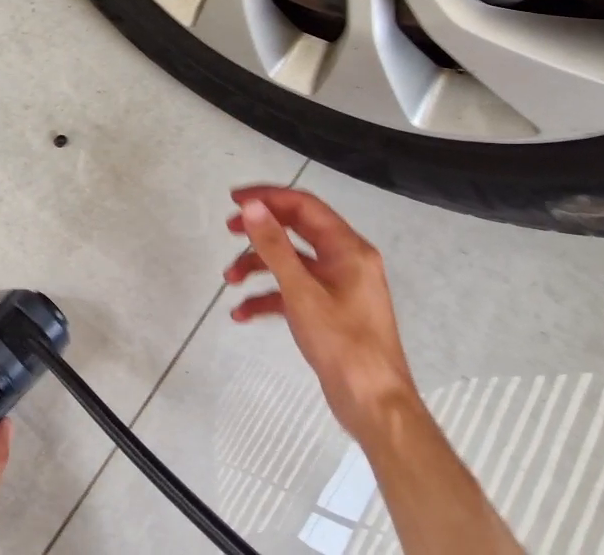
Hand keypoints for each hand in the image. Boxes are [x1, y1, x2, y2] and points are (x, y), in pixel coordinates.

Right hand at [224, 186, 421, 442]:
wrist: (375, 404)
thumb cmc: (342, 343)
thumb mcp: (302, 292)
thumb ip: (275, 246)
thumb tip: (252, 206)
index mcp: (348, 248)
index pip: (304, 206)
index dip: (268, 198)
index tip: (234, 200)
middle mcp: (346, 261)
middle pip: (297, 230)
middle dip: (260, 230)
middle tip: (228, 230)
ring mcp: (338, 287)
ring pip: (292, 262)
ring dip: (258, 266)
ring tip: (229, 279)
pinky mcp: (329, 311)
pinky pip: (293, 292)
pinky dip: (268, 297)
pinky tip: (242, 313)